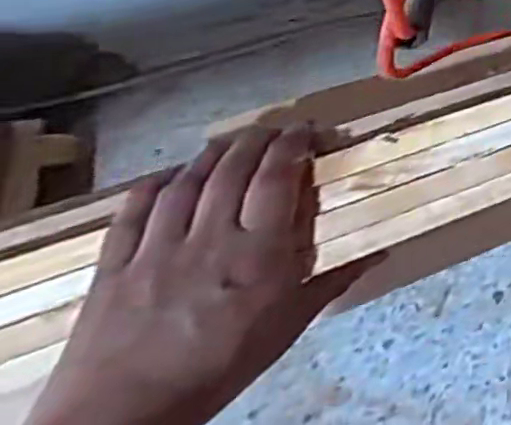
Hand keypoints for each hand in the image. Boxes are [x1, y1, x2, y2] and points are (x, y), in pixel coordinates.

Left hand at [27, 127, 379, 424]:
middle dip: (255, 142)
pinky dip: (149, 190)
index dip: (292, 145)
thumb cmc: (222, 365)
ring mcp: (155, 254)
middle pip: (231, 173)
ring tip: (229, 142)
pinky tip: (165, 178)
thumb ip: (334, 281)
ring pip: (183, 187)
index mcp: (259, 250)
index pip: (278, 178)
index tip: (305, 129)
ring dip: (208, 157)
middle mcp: (210, 241)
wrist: (124, 417)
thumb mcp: (290, 324)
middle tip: (273, 129)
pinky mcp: (113, 272)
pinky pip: (129, 219)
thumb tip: (382, 254)